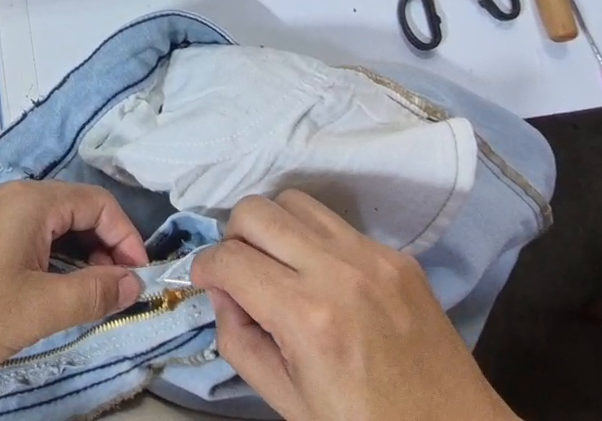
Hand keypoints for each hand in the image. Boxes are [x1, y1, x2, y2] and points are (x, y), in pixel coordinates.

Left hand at [0, 179, 149, 382]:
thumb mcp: (36, 310)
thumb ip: (92, 294)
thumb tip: (133, 282)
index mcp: (30, 201)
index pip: (98, 203)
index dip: (126, 238)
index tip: (138, 280)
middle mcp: (11, 196)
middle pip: (76, 211)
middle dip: (104, 249)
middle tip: (115, 294)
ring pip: (51, 227)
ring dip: (77, 259)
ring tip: (86, 301)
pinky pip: (27, 238)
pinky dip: (50, 262)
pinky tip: (47, 295)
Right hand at [191, 191, 518, 420]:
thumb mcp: (287, 402)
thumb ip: (240, 340)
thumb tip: (222, 292)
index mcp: (307, 318)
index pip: (230, 259)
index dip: (204, 267)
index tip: (203, 281)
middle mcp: (338, 271)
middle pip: (256, 211)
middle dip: (233, 238)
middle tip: (239, 273)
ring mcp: (373, 256)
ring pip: (293, 201)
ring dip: (272, 228)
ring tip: (277, 266)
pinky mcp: (398, 255)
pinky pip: (335, 222)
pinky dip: (312, 239)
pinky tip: (321, 276)